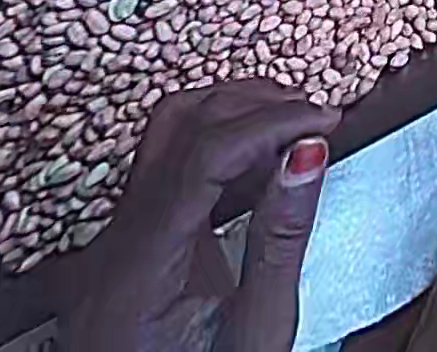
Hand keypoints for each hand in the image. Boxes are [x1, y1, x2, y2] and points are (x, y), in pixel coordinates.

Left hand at [60, 79, 339, 351]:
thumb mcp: (257, 334)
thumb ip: (282, 240)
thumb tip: (308, 152)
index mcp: (136, 274)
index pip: (204, 155)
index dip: (273, 123)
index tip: (325, 120)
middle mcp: (111, 245)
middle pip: (184, 125)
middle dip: (261, 106)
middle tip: (317, 118)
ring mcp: (116, 234)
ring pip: (175, 124)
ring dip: (243, 107)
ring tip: (295, 123)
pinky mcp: (135, 229)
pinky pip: (177, 148)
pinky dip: (229, 129)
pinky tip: (267, 148)